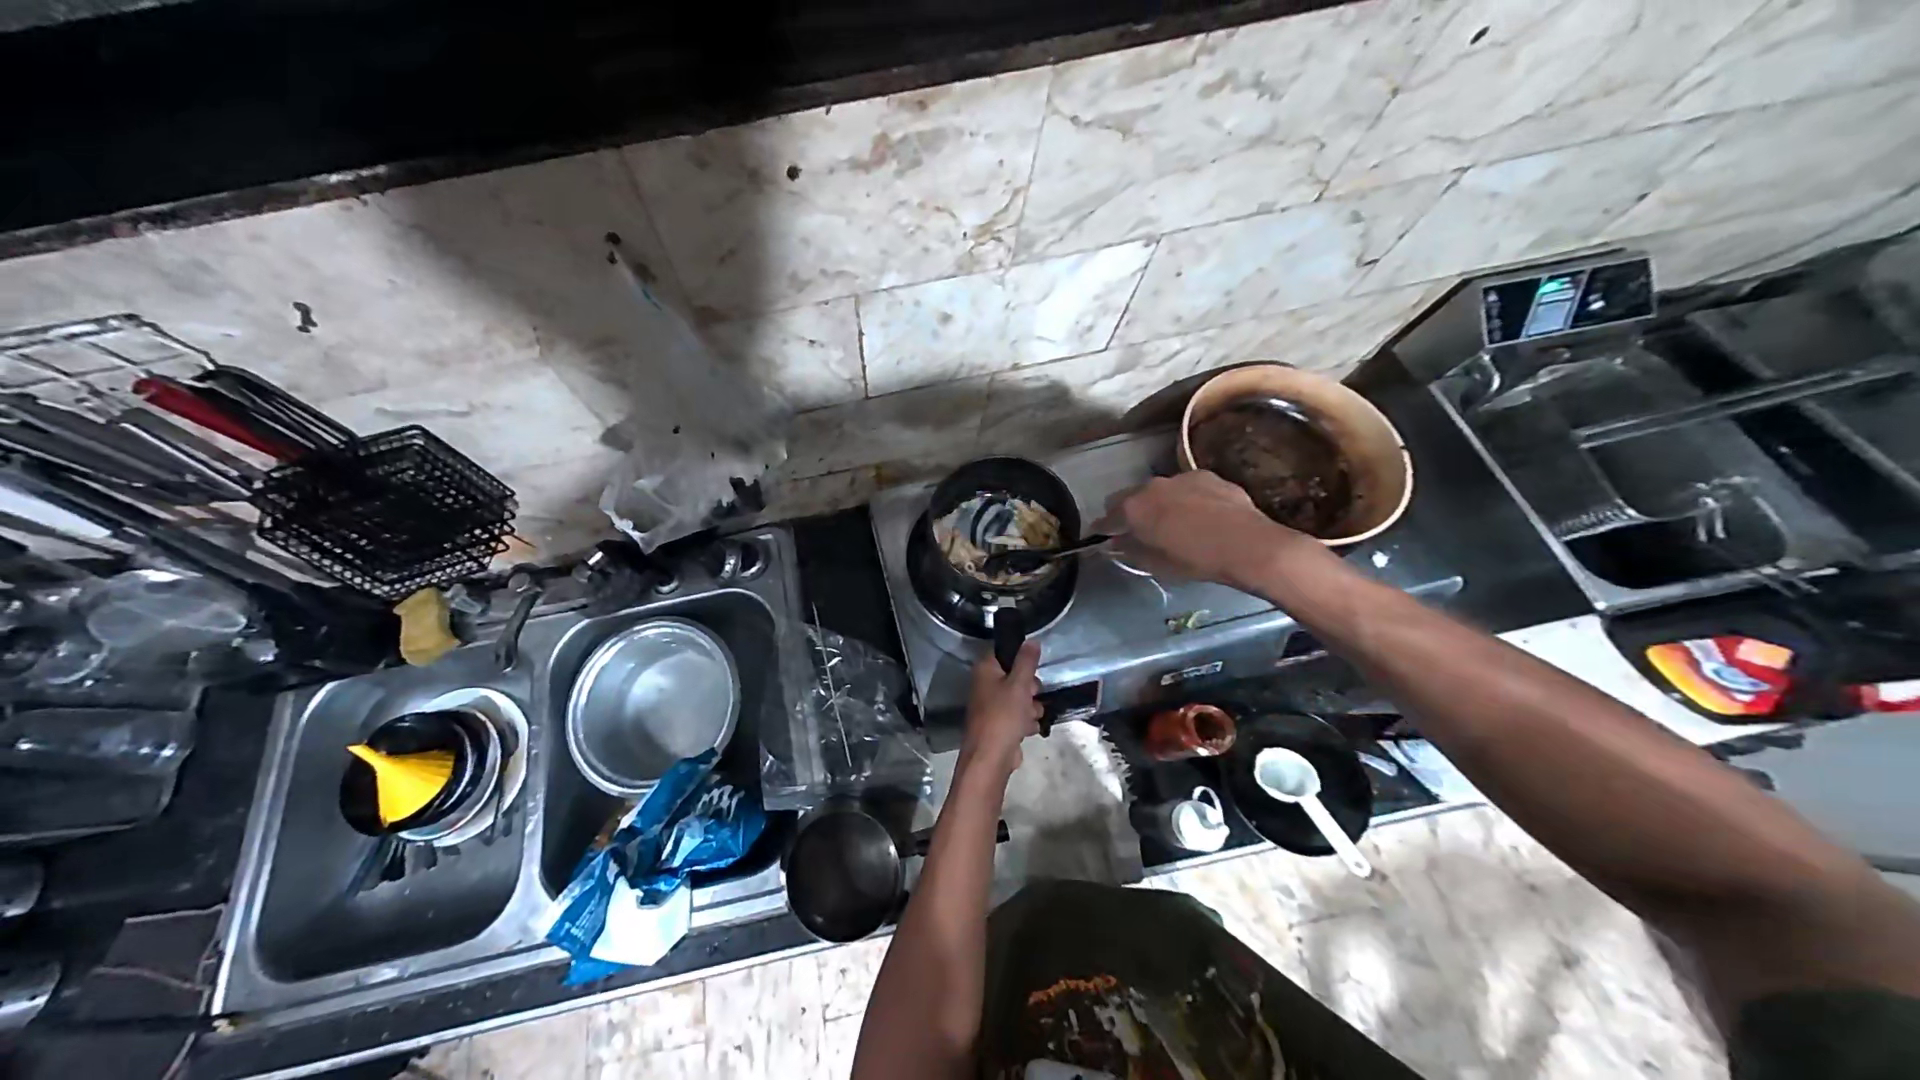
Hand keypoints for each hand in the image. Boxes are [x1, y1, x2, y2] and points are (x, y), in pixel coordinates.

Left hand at [961, 641, 1041, 776]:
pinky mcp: (999, 723)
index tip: (1033, 668)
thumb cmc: (1004, 715)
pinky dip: (1024, 722)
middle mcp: (985, 684)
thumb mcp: (1020, 683)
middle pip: (1015, 676)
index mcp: (984, 669)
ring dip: (1030, 707)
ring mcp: (991, 705)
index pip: (1003, 652)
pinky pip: (1018, 715)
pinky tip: (1026, 729)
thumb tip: (1031, 640)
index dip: (1021, 659)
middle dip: (1030, 687)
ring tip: (1029, 716)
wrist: (991, 757)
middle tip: (1032, 694)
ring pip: (1020, 697)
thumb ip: (1027, 661)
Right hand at [1095, 471, 1329, 588]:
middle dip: (1131, 513)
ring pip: (1160, 490)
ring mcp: (1181, 477)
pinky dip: (1187, 499)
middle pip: (1130, 497)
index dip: (1104, 530)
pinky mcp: (1207, 476)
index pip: (1106, 518)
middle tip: (1143, 532)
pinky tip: (1202, 516)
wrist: (1248, 545)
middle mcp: (1151, 486)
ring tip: (1176, 523)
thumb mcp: (1157, 564)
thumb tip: (1117, 542)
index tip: (1105, 539)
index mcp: (1133, 509)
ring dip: (1160, 503)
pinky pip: (1187, 487)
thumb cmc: (1196, 561)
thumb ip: (1131, 550)